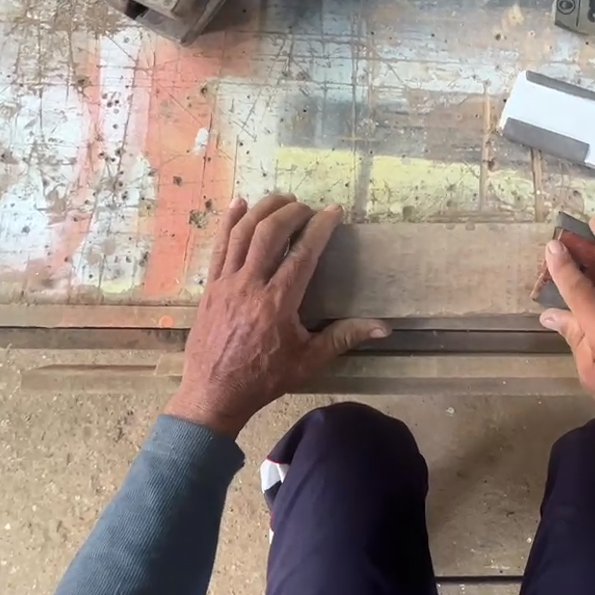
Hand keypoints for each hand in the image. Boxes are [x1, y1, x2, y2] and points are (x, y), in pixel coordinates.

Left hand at [163, 194, 387, 435]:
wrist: (213, 395)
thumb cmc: (265, 377)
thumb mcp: (309, 360)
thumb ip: (345, 336)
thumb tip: (384, 327)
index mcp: (278, 302)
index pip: (303, 253)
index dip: (320, 227)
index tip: (333, 211)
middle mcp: (250, 285)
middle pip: (269, 233)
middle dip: (290, 212)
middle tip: (307, 207)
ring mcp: (225, 284)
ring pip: (242, 234)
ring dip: (262, 210)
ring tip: (281, 198)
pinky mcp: (209, 287)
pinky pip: (219, 246)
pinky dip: (229, 222)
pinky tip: (239, 203)